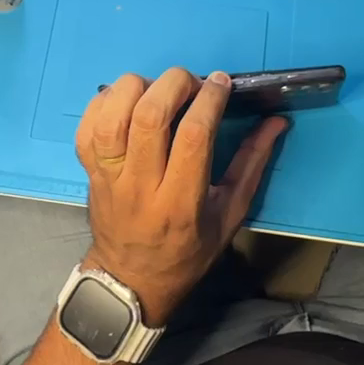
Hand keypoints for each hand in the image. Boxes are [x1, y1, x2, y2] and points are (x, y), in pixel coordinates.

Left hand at [73, 68, 286, 324]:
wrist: (130, 281)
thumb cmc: (187, 250)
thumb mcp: (229, 215)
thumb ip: (252, 164)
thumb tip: (276, 121)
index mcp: (181, 202)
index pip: (193, 136)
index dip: (209, 100)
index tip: (221, 83)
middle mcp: (141, 186)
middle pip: (149, 117)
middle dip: (174, 84)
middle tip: (191, 83)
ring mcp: (108, 176)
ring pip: (112, 115)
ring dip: (138, 88)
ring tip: (158, 90)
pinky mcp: (87, 169)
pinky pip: (88, 124)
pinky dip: (106, 100)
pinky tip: (128, 100)